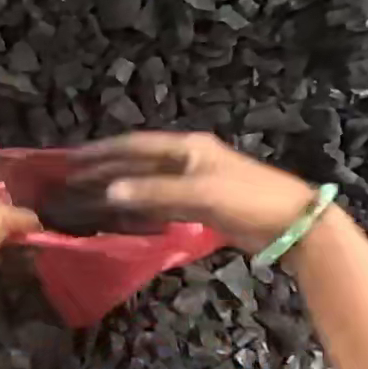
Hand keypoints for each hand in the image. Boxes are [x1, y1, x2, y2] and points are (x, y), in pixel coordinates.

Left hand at [0, 160, 41, 287]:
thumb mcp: (6, 215)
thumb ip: (25, 216)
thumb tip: (37, 222)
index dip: (5, 162)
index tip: (26, 163)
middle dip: (15, 196)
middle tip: (42, 198)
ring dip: (13, 221)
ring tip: (40, 221)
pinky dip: (9, 240)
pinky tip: (27, 242)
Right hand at [67, 132, 318, 250]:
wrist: (293, 224)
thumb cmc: (248, 199)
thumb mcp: (201, 193)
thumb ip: (154, 192)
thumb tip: (110, 192)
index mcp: (187, 147)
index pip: (134, 145)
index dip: (103, 151)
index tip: (74, 159)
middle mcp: (185, 159)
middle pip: (136, 162)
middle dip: (105, 169)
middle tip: (74, 178)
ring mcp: (191, 181)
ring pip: (144, 181)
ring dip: (118, 187)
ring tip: (89, 194)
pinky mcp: (197, 202)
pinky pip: (157, 200)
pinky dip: (136, 204)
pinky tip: (120, 211)